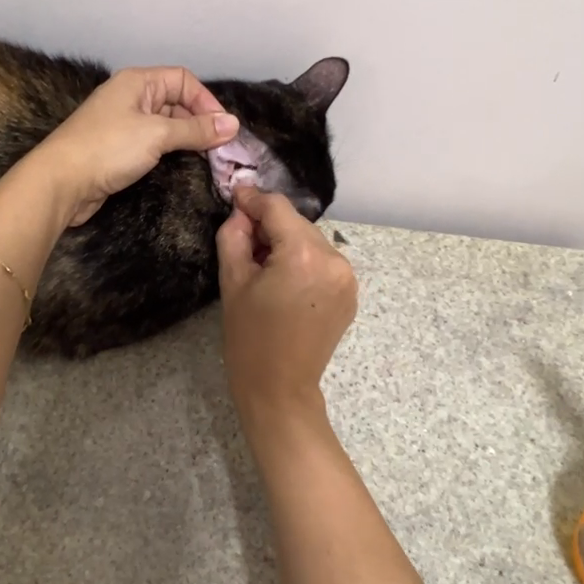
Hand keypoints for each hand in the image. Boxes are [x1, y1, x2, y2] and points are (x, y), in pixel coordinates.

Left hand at [28, 67, 238, 226]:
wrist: (61, 182)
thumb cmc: (107, 149)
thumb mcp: (158, 135)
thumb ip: (195, 129)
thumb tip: (233, 124)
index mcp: (137, 82)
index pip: (183, 80)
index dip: (206, 101)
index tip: (224, 129)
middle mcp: (131, 97)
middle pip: (176, 101)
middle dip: (200, 121)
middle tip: (221, 149)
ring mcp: (123, 124)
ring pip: (166, 125)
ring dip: (187, 138)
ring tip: (208, 158)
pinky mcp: (118, 149)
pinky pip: (153, 143)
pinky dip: (170, 151)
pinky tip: (182, 165)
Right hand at [217, 186, 357, 420]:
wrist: (280, 388)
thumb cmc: (249, 338)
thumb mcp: (232, 282)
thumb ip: (234, 235)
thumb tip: (241, 210)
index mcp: (302, 254)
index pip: (277, 207)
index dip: (253, 200)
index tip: (235, 196)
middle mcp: (333, 259)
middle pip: (296, 224)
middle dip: (270, 227)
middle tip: (243, 243)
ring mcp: (347, 277)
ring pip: (311, 242)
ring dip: (287, 245)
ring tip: (264, 269)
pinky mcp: (351, 293)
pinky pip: (323, 263)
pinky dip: (304, 263)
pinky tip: (285, 285)